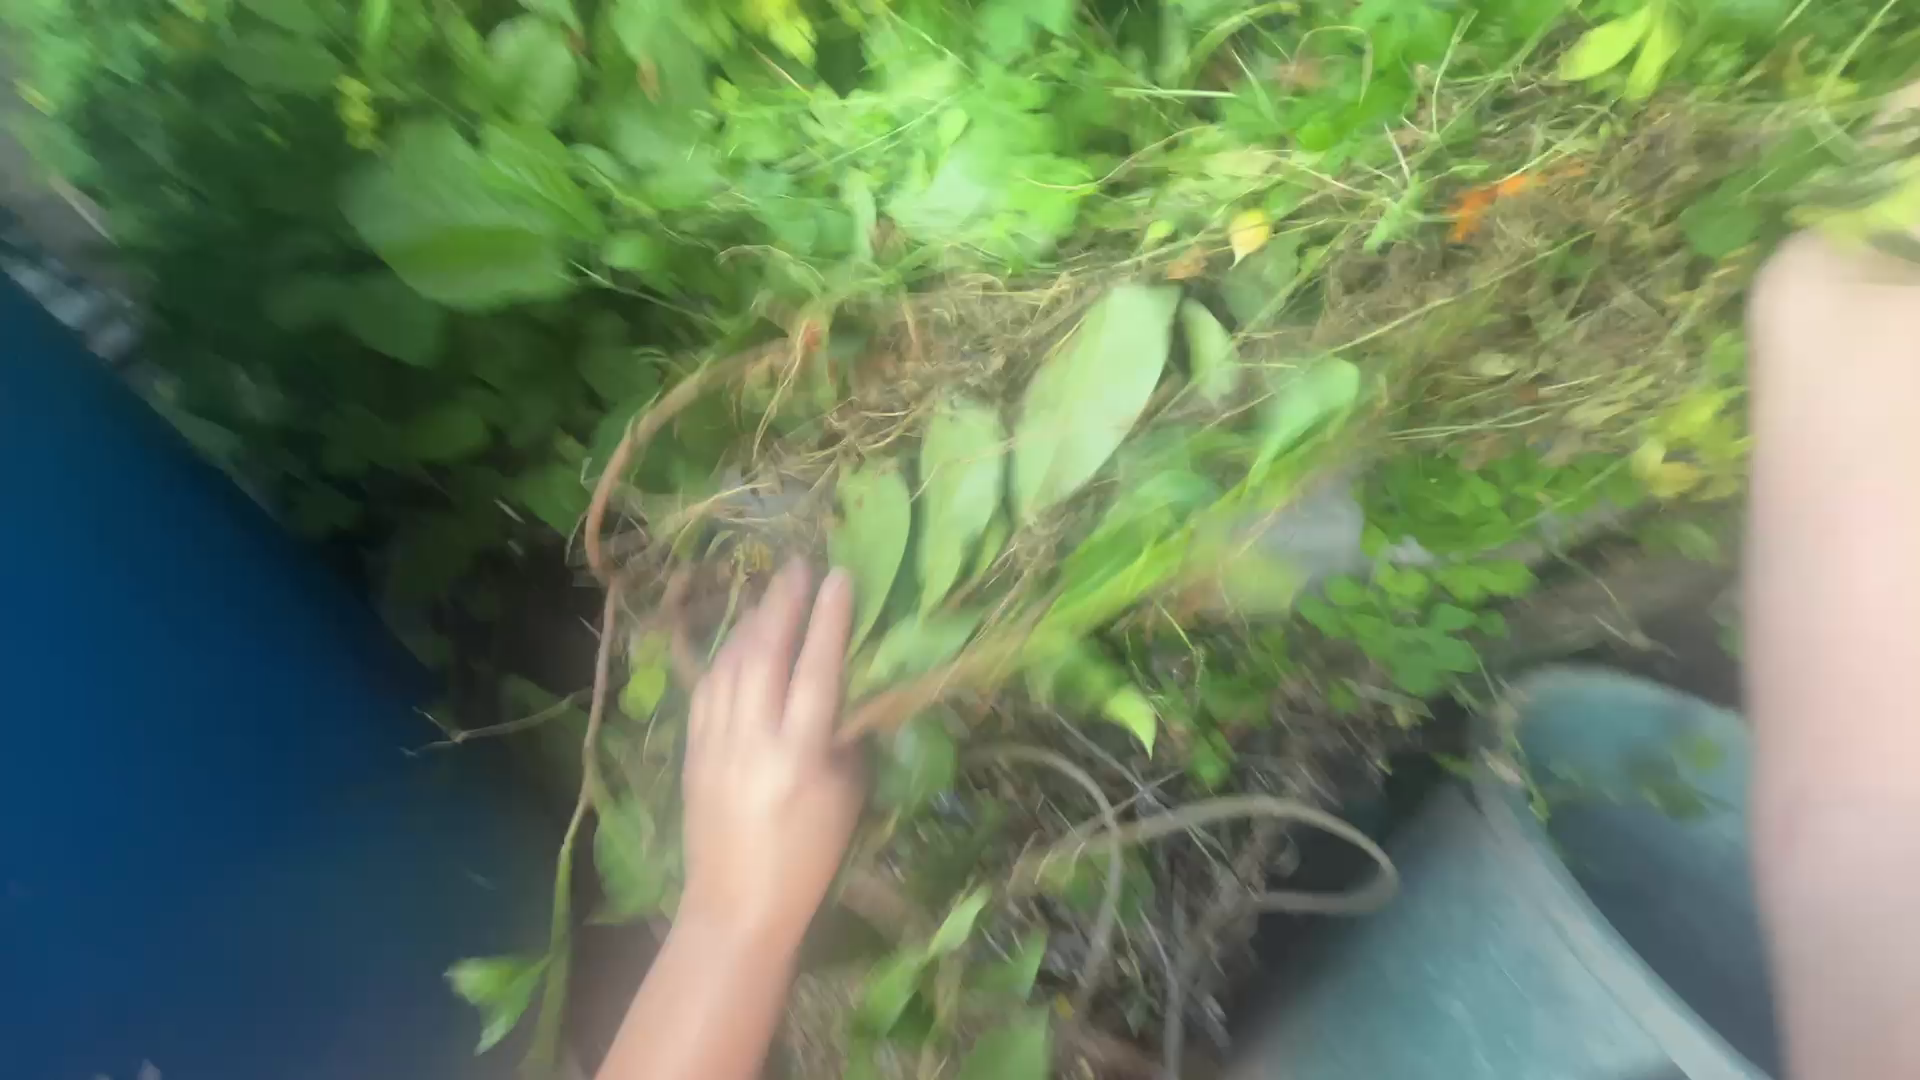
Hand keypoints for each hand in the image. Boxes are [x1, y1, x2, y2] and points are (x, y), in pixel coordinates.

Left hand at [680, 560, 863, 948]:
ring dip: (752, 621)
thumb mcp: (847, 796)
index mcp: (801, 754)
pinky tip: (739, 637)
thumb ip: (848, 736)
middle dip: (783, 603)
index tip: (840, 576)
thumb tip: (851, 688)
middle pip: (766, 654)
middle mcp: (754, 739)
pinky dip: (725, 654)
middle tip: (798, 564)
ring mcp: (716, 743)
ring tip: (771, 591)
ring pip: (730, 664)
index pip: (817, 670)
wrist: (737, 905)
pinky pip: (707, 687)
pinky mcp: (693, 750)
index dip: (830, 619)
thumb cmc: (809, 855)